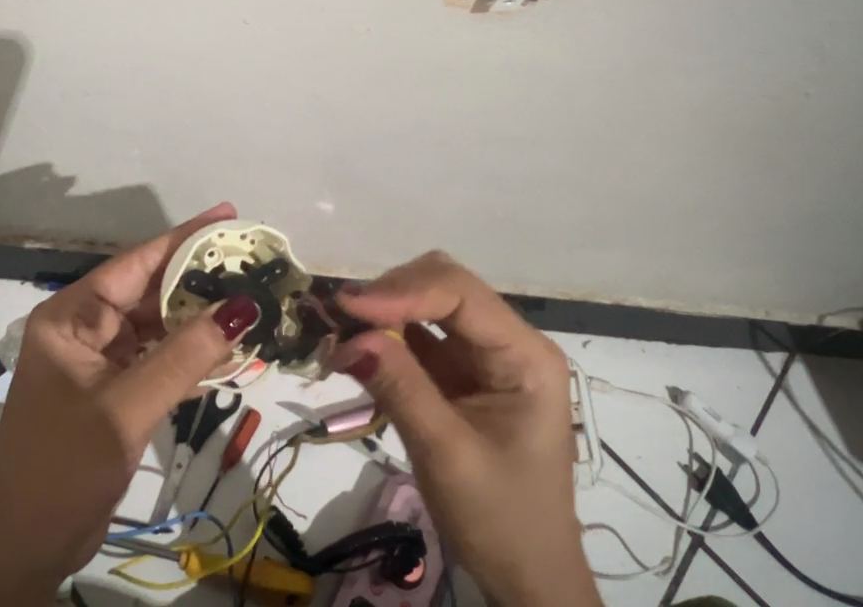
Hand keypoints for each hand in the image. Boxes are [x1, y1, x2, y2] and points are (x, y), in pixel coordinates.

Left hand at [0, 204, 261, 606]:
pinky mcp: (114, 392)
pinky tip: (229, 347)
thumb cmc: (64, 466)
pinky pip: (159, 358)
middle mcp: (84, 329)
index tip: (230, 216)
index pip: (136, 263)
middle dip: (199, 277)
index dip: (184, 238)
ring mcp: (99, 362)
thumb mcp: (126, 407)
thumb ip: (185, 356)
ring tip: (251, 297)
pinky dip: (191, 354)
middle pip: (149, 290)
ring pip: (158, 325)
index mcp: (71, 316)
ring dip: (200, 317)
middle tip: (254, 261)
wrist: (24, 545)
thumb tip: (243, 307)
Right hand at [331, 252, 598, 606]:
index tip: (347, 308)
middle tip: (337, 319)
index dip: (402, 291)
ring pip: (427, 306)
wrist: (525, 576)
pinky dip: (383, 339)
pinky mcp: (459, 375)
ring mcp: (482, 357)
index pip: (461, 294)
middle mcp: (507, 342)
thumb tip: (347, 337)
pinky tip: (353, 349)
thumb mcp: (447, 455)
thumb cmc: (500, 518)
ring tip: (336, 332)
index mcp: (525, 354)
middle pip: (444, 287)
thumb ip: (400, 388)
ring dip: (381, 313)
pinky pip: (418, 339)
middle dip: (390, 295)